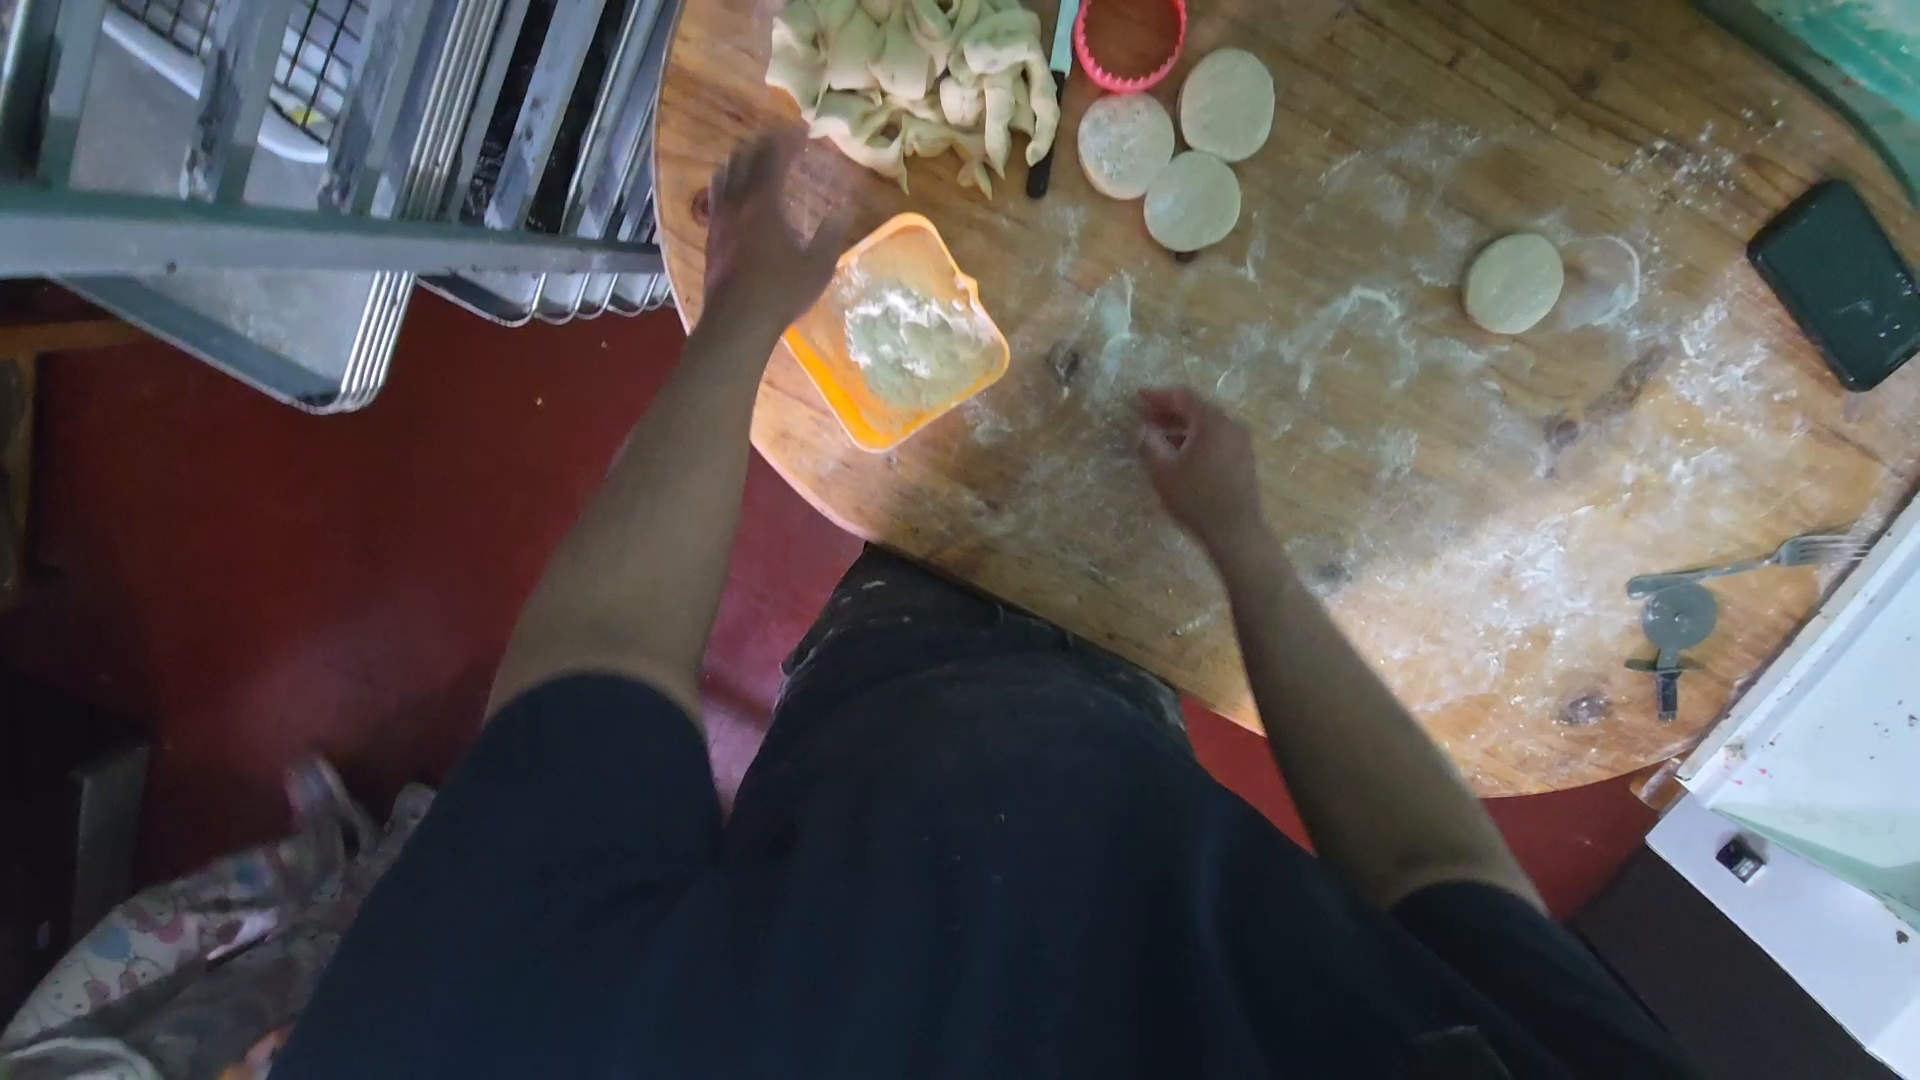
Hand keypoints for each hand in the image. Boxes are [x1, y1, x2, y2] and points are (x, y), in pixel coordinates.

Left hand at [701, 130, 848, 337]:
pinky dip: (728, 184)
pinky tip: (735, 195)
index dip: (788, 139)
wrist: (738, 322)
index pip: (773, 157)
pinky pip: (716, 197)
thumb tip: (844, 209)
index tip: (802, 131)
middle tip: (779, 141)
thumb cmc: (781, 294)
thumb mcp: (817, 267)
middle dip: (762, 143)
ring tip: (753, 160)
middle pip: (744, 158)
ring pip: (724, 174)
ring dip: (740, 160)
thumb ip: (830, 235)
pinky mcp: (710, 237)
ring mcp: (719, 219)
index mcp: (764, 203)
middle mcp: (737, 202)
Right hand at [1137, 386, 1266, 557]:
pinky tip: (1179, 452)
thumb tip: (1141, 428)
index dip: (1158, 395)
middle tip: (1144, 416)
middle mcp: (1230, 425)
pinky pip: (1215, 438)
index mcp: (1212, 422)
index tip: (1138, 398)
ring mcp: (1240, 442)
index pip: (1183, 397)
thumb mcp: (1163, 471)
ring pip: (1206, 425)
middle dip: (1168, 411)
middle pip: (1196, 409)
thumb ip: (1149, 443)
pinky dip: (1195, 438)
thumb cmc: (1195, 498)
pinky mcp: (1243, 458)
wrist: (1234, 530)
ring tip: (1157, 436)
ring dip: (1181, 426)